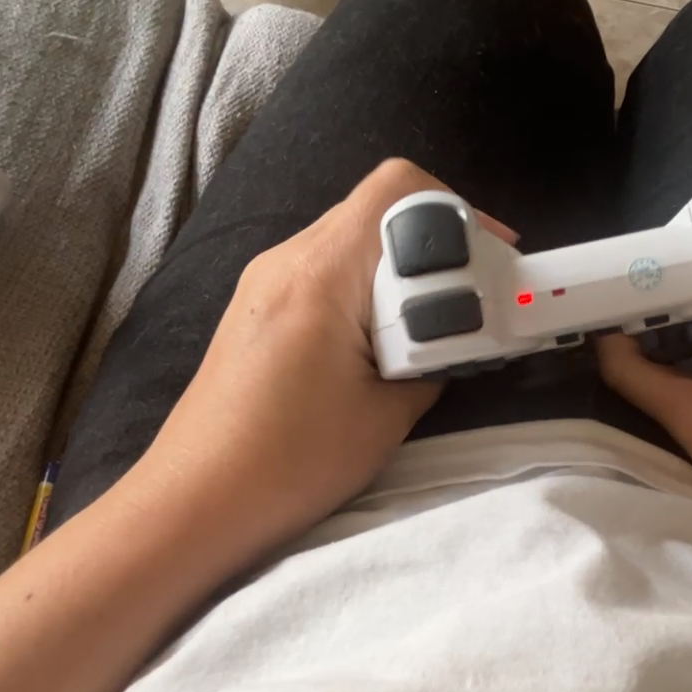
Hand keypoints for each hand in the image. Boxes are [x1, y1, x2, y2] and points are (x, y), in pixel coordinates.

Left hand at [121, 159, 510, 554]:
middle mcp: (287, 260)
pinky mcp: (259, 308)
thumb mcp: (386, 416)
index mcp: (322, 275)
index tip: (496, 259)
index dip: (459, 212)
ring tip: (435, 324)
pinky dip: (371, 289)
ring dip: (404, 271)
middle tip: (479, 295)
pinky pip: (328, 271)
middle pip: (378, 210)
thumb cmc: (291, 463)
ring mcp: (266, 281)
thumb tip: (453, 338)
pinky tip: (385, 341)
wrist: (195, 502)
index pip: (397, 190)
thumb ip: (432, 361)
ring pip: (354, 241)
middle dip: (440, 244)